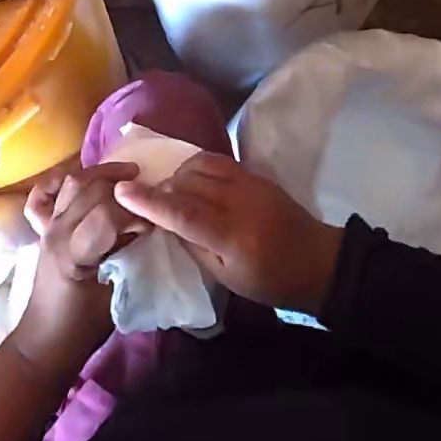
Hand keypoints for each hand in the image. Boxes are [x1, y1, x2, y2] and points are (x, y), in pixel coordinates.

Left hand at [9, 162, 145, 380]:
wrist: (46, 340)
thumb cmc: (84, 327)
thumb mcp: (117, 295)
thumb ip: (133, 258)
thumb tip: (154, 230)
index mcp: (73, 252)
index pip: (107, 213)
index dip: (136, 212)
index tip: (154, 222)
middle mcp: (57, 230)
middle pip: (91, 190)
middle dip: (124, 188)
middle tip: (150, 195)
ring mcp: (47, 226)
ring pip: (72, 182)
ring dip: (101, 174)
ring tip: (129, 176)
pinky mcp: (42, 227)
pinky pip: (44, 193)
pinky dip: (61, 180)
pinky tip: (82, 178)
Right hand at [115, 153, 341, 314]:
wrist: (319, 261)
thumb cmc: (270, 280)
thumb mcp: (226, 277)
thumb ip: (193, 245)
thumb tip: (163, 221)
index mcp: (232, 237)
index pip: (182, 213)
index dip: (149, 201)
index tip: (120, 190)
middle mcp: (239, 203)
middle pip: (185, 184)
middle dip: (160, 188)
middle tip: (147, 199)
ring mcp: (248, 183)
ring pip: (198, 166)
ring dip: (177, 175)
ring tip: (170, 189)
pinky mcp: (253, 174)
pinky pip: (214, 160)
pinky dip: (194, 166)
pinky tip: (189, 178)